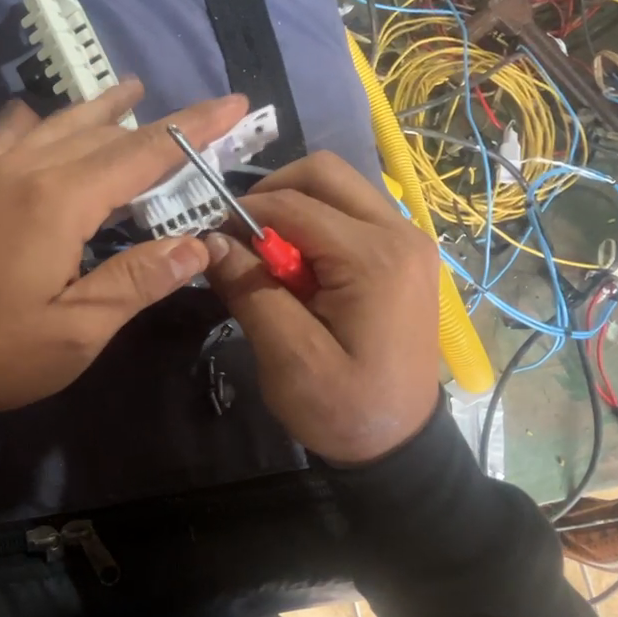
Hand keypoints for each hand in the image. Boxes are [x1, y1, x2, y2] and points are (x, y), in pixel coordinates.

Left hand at [0, 82, 250, 410]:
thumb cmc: (0, 352)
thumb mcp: (80, 329)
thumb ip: (139, 279)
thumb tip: (200, 244)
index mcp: (60, 201)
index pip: (143, 153)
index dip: (195, 129)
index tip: (238, 104)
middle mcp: (28, 171)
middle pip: (106, 133)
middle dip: (161, 121)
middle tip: (207, 114)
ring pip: (58, 126)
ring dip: (102, 110)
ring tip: (135, 93)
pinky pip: (8, 137)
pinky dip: (36, 122)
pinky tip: (39, 117)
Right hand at [202, 151, 442, 463]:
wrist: (401, 443)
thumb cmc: (344, 408)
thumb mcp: (289, 358)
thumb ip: (250, 291)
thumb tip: (210, 240)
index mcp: (375, 257)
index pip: (292, 203)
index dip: (242, 214)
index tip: (209, 241)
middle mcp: (400, 233)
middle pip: (324, 173)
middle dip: (271, 195)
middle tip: (241, 241)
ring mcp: (408, 240)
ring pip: (339, 188)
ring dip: (295, 209)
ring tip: (270, 259)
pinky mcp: (404, 254)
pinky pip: (352, 213)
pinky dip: (316, 226)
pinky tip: (300, 269)